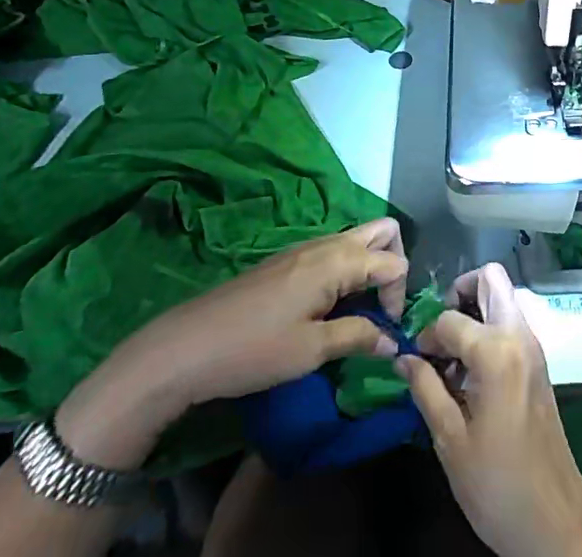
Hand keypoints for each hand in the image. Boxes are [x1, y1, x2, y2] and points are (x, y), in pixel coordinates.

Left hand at [55, 219, 407, 468]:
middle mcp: (326, 244)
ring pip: (356, 240)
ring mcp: (303, 249)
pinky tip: (329, 307)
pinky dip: (346, 270)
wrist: (183, 348)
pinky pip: (332, 251)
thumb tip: (392, 341)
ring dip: (368, 267)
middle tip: (381, 305)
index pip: (394, 262)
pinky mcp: (286, 261)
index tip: (385, 331)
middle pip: (382, 231)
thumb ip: (359, 337)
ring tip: (357, 310)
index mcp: (338, 260)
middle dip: (393, 263)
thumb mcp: (313, 350)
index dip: (398, 296)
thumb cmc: (253, 349)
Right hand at [397, 263, 581, 556]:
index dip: (424, 336)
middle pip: (491, 278)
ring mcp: (533, 345)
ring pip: (502, 298)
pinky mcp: (537, 360)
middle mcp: (520, 335)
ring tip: (446, 357)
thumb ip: (425, 388)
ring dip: (473, 311)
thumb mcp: (449, 437)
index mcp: (497, 350)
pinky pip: (509, 323)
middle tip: (436, 332)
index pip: (449, 318)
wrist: (552, 512)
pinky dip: (486, 329)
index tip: (413, 361)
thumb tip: (403, 358)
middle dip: (458, 292)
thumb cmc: (495, 480)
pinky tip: (465, 371)